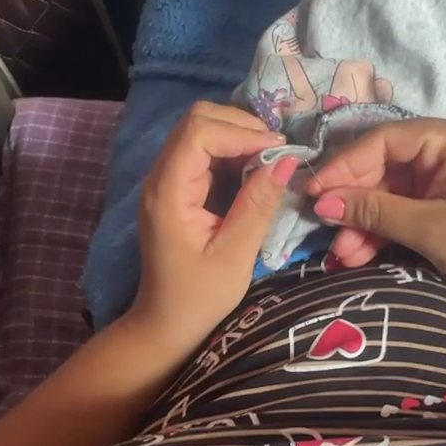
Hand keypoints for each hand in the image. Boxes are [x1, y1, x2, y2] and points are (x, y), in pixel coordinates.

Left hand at [127, 102, 295, 351]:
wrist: (165, 323)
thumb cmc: (199, 297)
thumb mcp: (235, 255)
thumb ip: (258, 205)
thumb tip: (285, 161)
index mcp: (168, 193)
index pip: (200, 132)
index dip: (242, 132)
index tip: (278, 151)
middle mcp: (160, 178)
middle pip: (196, 121)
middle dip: (240, 126)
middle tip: (278, 151)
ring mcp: (165, 182)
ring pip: (199, 132)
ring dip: (237, 137)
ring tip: (271, 159)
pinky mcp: (175, 190)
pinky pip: (201, 153)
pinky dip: (230, 152)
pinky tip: (254, 170)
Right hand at [304, 117, 445, 307]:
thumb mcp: (430, 229)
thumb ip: (375, 212)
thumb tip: (323, 203)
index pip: (385, 140)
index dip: (345, 166)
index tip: (313, 193)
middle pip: (385, 168)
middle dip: (355, 204)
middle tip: (327, 233)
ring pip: (391, 194)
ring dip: (365, 225)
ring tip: (343, 257)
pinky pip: (405, 211)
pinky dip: (384, 233)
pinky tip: (360, 256)